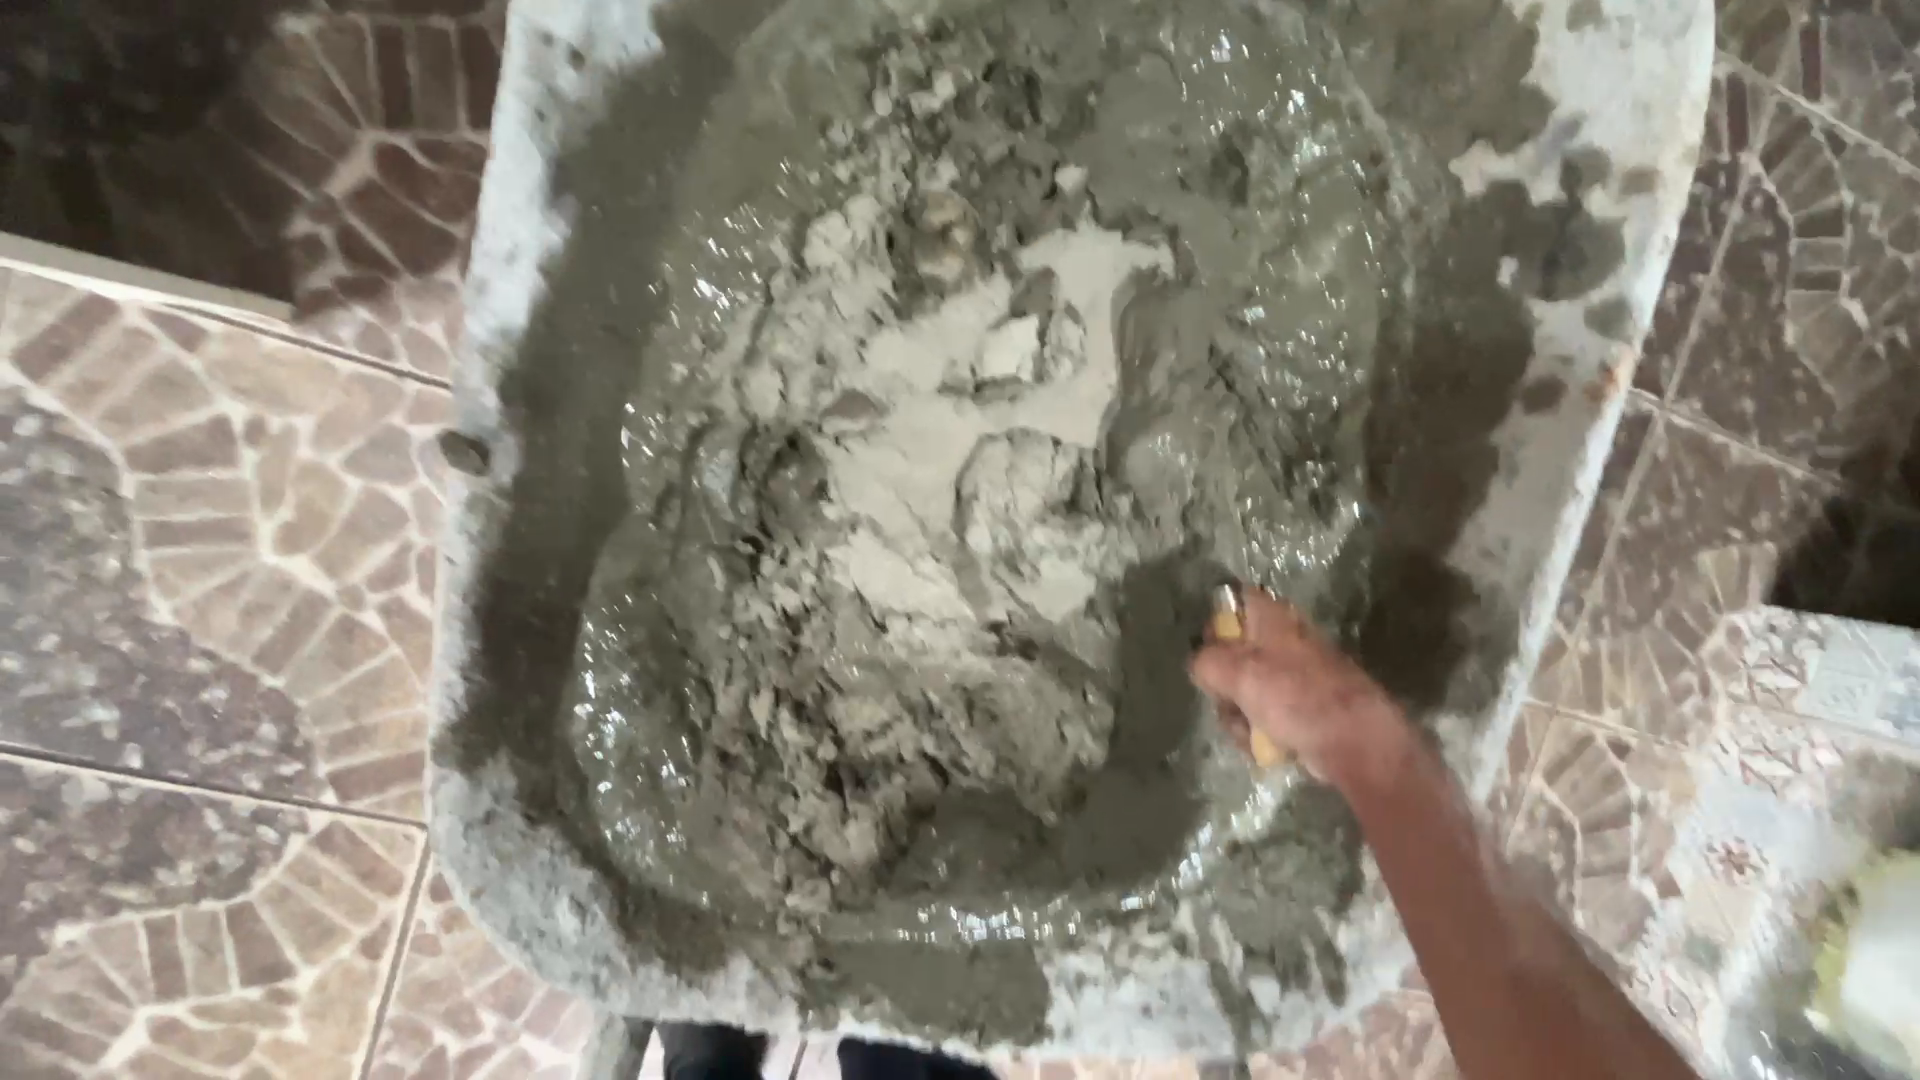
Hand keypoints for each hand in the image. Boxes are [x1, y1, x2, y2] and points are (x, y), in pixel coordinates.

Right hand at [1190, 586, 1407, 790]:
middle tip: (1226, 700)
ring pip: (1245, 689)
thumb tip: (1200, 665)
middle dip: (1222, 684)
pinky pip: (1264, 713)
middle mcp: (1284, 640)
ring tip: (1248, 732)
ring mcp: (1295, 676)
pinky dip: (1258, 730)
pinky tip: (1264, 745)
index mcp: (1272, 618)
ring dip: (1237, 714)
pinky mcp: (1302, 707)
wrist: (1357, 743)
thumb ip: (1206, 661)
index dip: (1215, 625)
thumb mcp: (1237, 673)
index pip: (1233, 601)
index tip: (1209, 653)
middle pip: (1232, 653)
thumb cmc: (1296, 698)